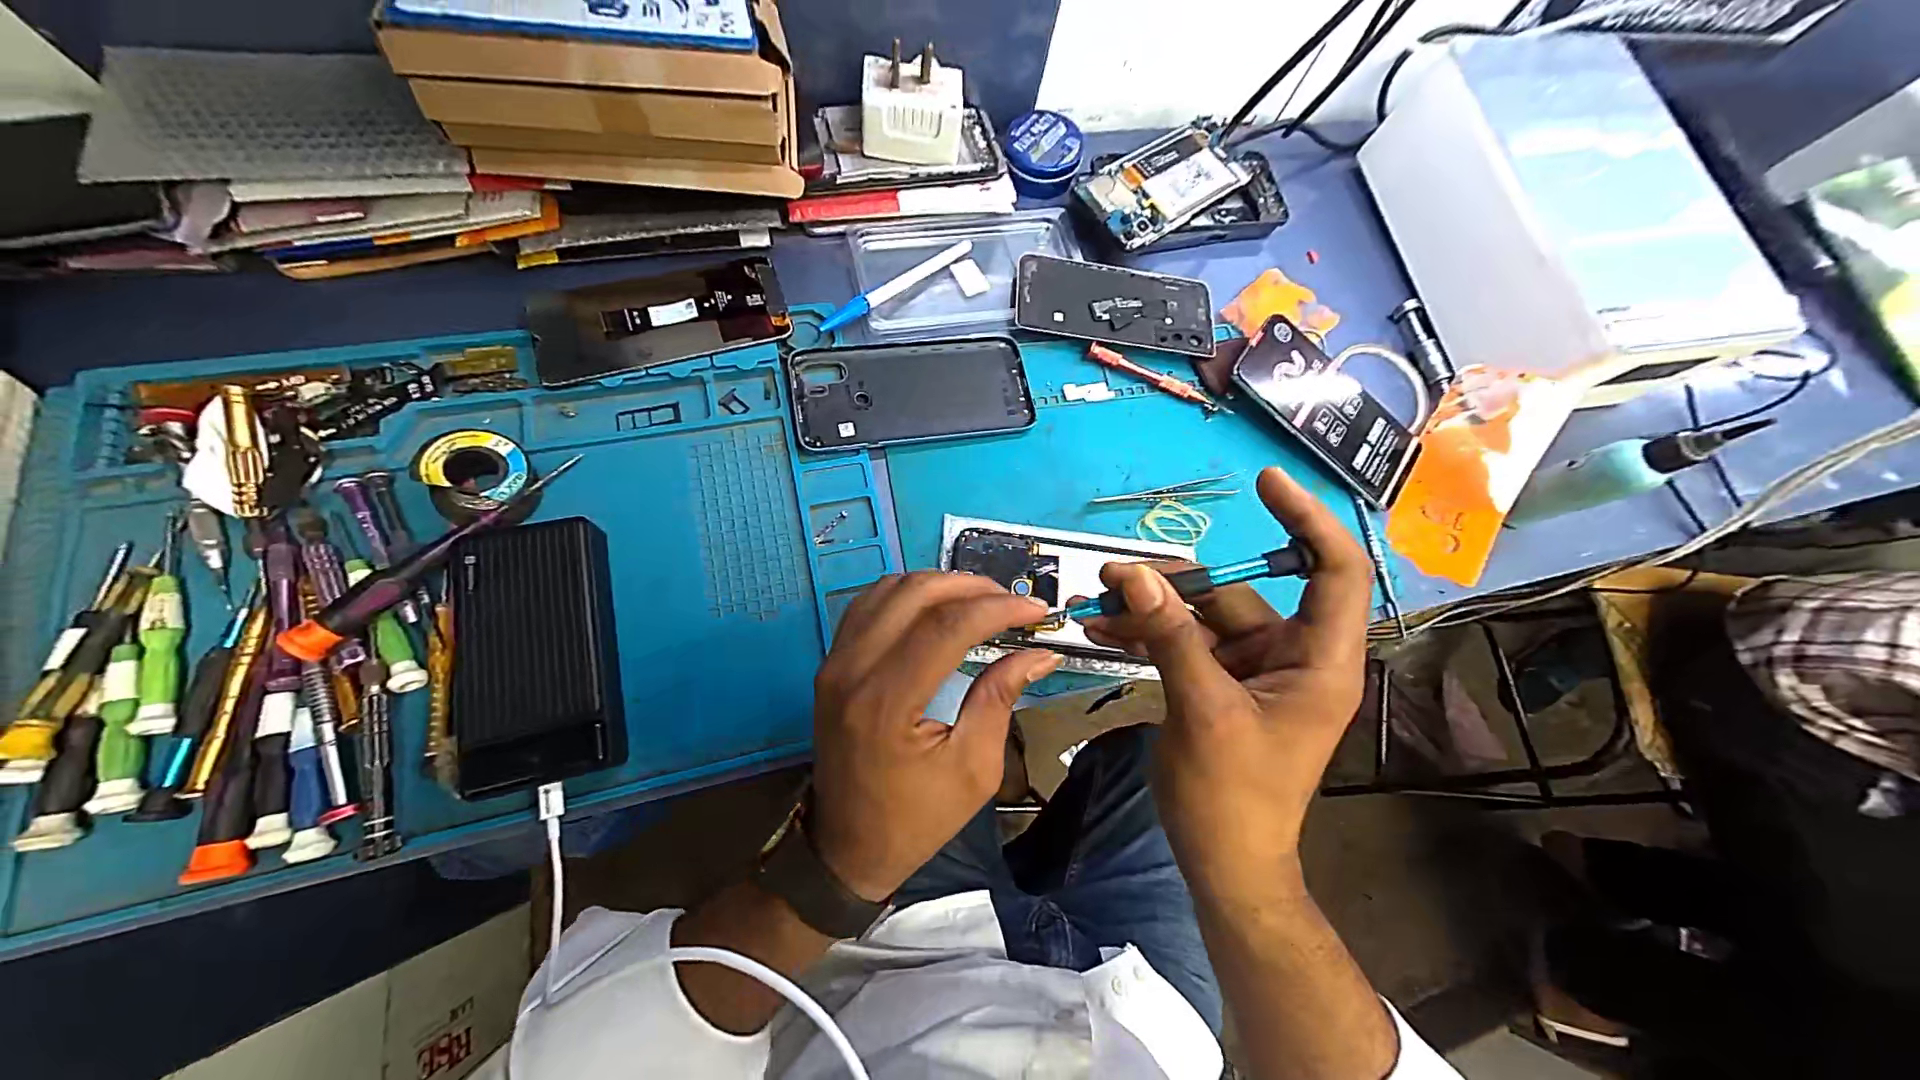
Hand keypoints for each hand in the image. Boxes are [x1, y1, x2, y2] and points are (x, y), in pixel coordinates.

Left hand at [809, 572, 1061, 901]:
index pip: (946, 627)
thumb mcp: (973, 769)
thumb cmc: (914, 819)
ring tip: (980, 601)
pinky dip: (907, 594)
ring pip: (888, 589)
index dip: (996, 609)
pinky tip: (936, 607)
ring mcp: (834, 663)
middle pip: (915, 594)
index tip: (1035, 609)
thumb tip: (1038, 653)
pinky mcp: (831, 664)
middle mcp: (852, 671)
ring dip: (938, 584)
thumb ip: (1000, 699)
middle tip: (1011, 602)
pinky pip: (868, 605)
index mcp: (887, 703)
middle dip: (970, 587)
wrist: (846, 846)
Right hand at [1080, 467, 1372, 894]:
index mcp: (1319, 661)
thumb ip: (1170, 637)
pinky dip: (1148, 636)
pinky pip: (1184, 643)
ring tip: (1097, 608)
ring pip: (1200, 617)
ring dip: (1149, 612)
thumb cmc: (1233, 797)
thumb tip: (1134, 576)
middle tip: (1115, 579)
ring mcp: (1252, 669)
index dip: (1307, 520)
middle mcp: (1290, 655)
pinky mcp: (1220, 683)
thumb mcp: (1201, 710)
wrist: (1221, 862)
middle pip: (1236, 594)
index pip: (1332, 571)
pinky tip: (1106, 633)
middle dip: (1175, 586)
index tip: (1266, 483)